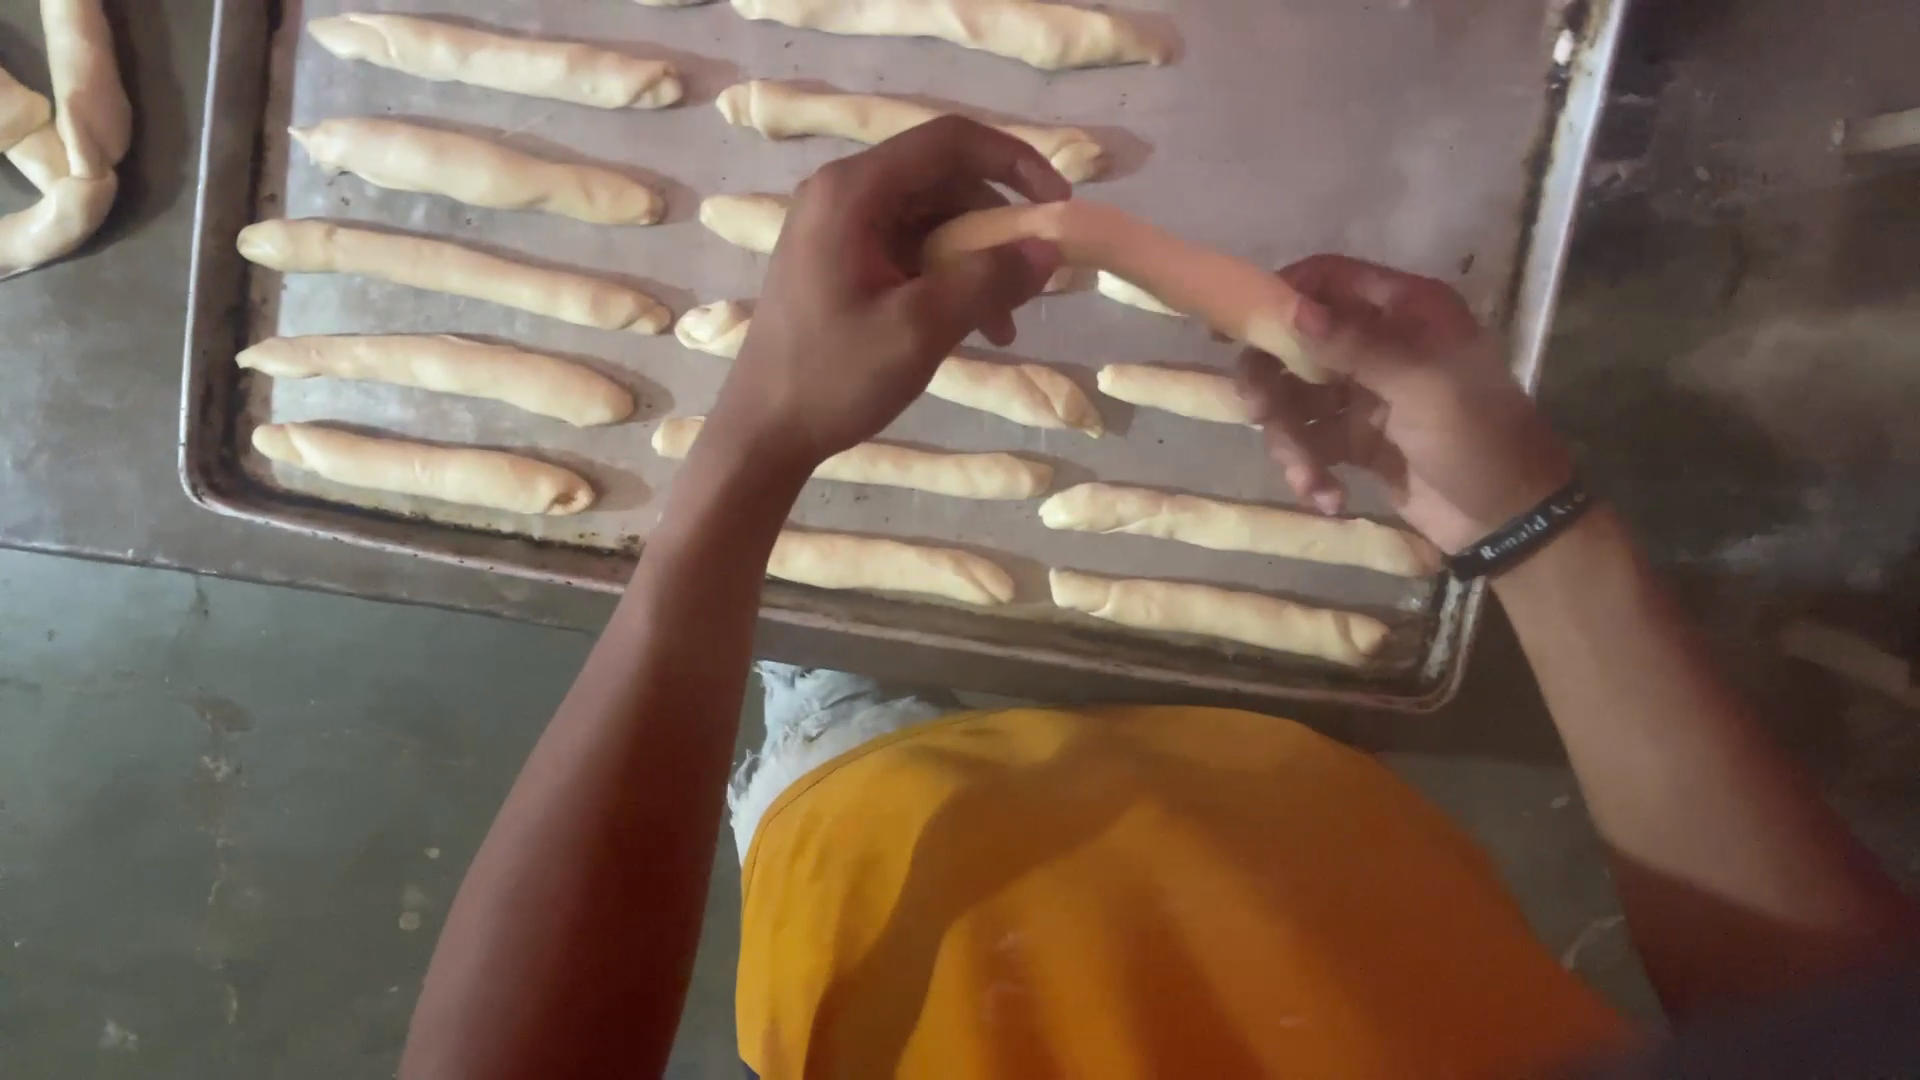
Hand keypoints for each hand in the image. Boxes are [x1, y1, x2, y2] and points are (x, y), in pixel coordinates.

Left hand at [703, 116, 1067, 466]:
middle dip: (996, 228)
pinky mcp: (841, 268)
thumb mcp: (918, 330)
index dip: (1013, 162)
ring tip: (1003, 325)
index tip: (1057, 206)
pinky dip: (946, 283)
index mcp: (853, 193)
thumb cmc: (834, 378)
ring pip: (930, 225)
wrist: (766, 432)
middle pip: (942, 184)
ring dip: (975, 265)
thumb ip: (987, 282)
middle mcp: (843, 198)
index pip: (950, 142)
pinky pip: (909, 256)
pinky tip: (969, 328)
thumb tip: (1048, 251)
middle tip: (1033, 279)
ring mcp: (839, 234)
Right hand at [1237, 255, 1573, 552]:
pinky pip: (1305, 441)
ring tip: (1310, 479)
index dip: (1276, 298)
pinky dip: (1308, 470)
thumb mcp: (1420, 386)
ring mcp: (1359, 393)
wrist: (1504, 517)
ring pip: (1291, 399)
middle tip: (1261, 414)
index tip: (1231, 330)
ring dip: (1290, 442)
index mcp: (1402, 312)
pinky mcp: (1349, 438)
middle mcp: (1375, 344)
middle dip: (1271, 383)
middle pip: (1292, 345)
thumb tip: (1293, 311)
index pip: (1326, 281)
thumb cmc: (1476, 438)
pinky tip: (1327, 497)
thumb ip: (1355, 345)